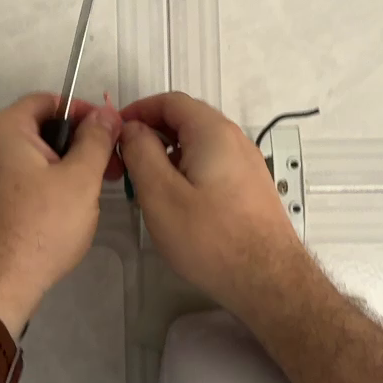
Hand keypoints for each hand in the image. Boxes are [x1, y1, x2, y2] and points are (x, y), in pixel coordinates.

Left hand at [0, 93, 123, 334]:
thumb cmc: (38, 228)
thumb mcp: (79, 180)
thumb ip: (96, 140)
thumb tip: (105, 113)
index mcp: (2, 128)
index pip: (49, 101)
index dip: (85, 113)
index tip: (112, 135)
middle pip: (39, 129)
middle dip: (77, 145)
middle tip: (108, 170)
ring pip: (32, 158)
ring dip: (63, 169)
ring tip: (89, 196)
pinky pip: (19, 181)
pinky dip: (44, 188)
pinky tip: (63, 214)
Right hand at [118, 92, 307, 311]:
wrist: (268, 280)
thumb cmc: (210, 237)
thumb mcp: (160, 194)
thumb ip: (141, 152)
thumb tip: (132, 128)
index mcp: (212, 132)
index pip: (170, 101)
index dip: (138, 110)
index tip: (114, 134)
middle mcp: (235, 139)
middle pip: (186, 119)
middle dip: (151, 133)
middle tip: (125, 160)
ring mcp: (247, 163)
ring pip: (199, 143)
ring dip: (168, 153)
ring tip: (145, 182)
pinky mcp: (251, 187)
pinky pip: (212, 163)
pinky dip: (187, 168)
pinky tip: (176, 199)